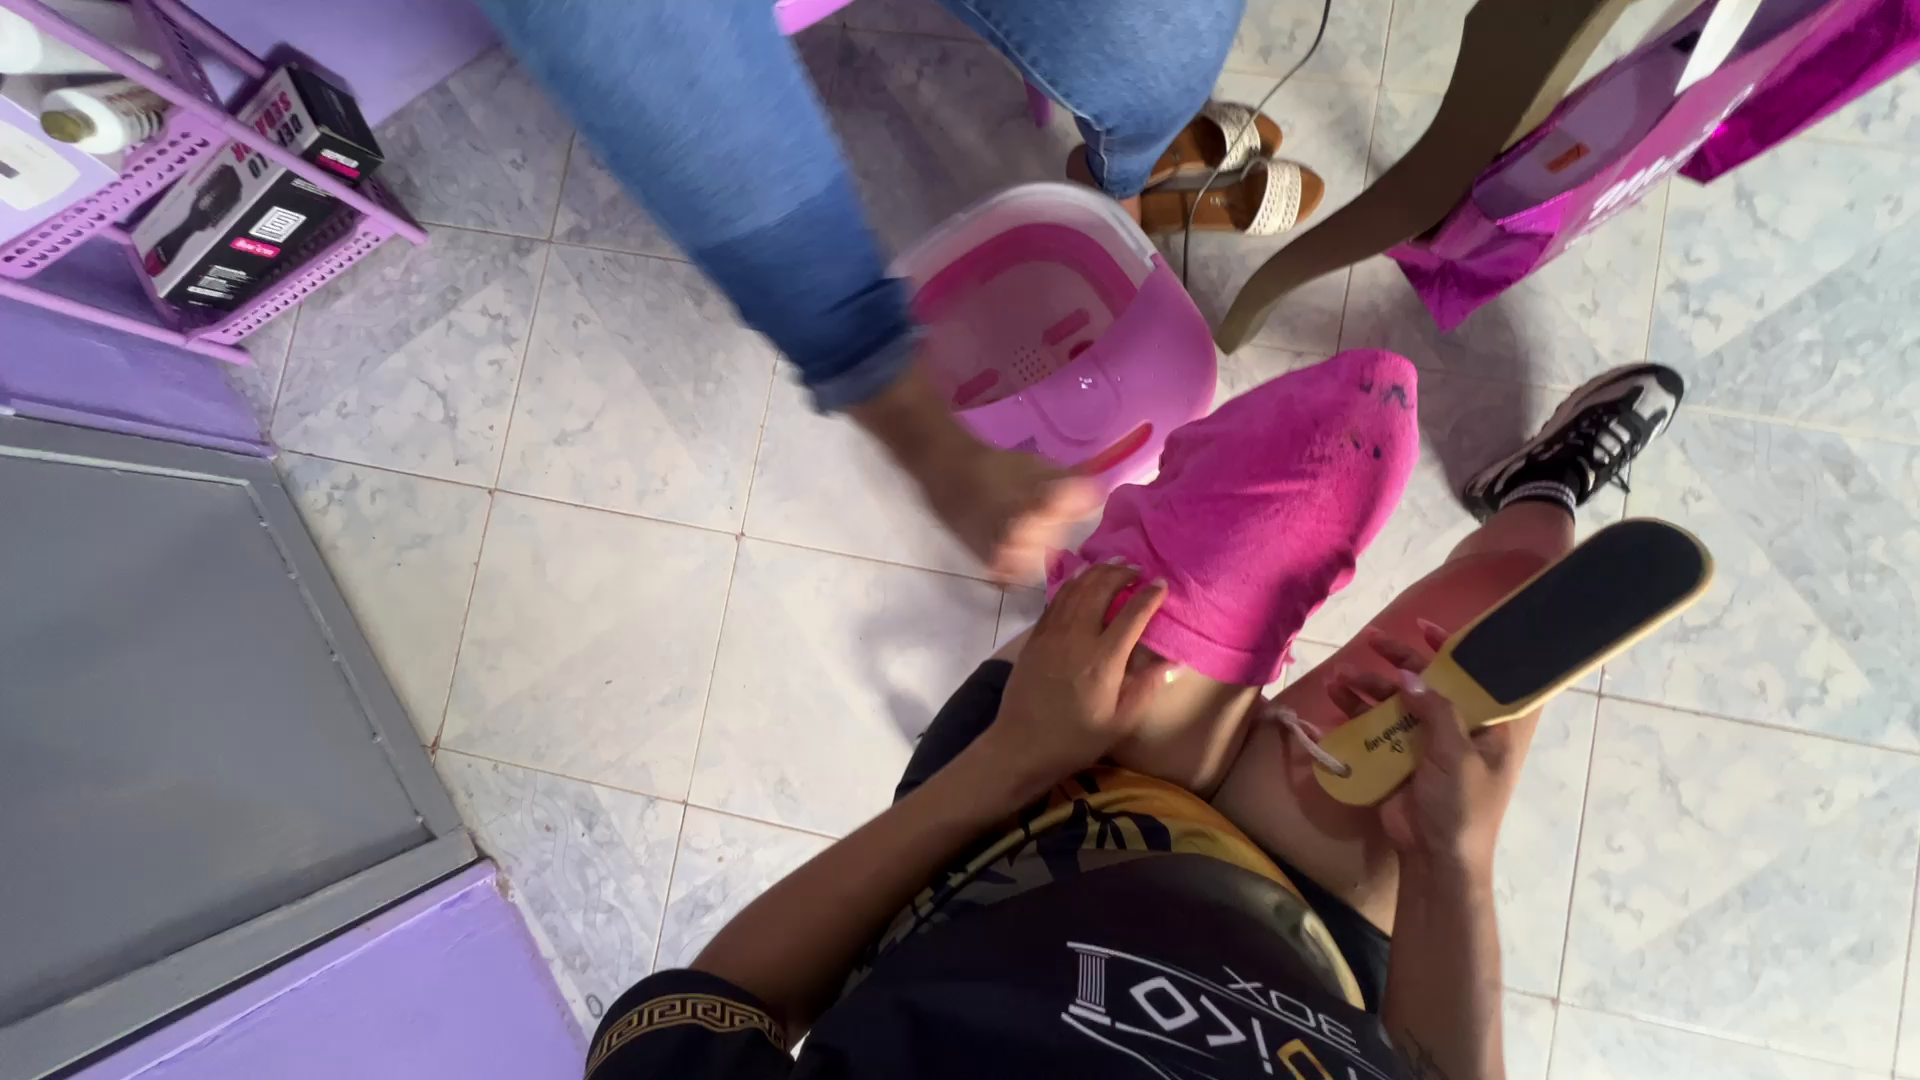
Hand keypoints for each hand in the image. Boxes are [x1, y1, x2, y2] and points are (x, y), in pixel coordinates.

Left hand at [987, 562, 1175, 783]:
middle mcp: (1077, 637)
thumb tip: (1173, 661)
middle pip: (1101, 589)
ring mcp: (1052, 633)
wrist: (1021, 744)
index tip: (1162, 585)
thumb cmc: (1075, 739)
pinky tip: (1082, 580)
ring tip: (1114, 567)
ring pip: (1076, 589)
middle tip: (1137, 571)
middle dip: (1122, 574)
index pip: (1132, 614)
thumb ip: (1147, 687)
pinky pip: (1056, 600)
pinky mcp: (1035, 636)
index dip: (1149, 596)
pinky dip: (1072, 583)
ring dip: (1096, 572)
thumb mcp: (1120, 722)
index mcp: (1104, 659)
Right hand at [1323, 622, 1522, 874]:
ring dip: (1368, 686)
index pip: (1475, 680)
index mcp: (1486, 730)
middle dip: (1398, 662)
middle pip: (1425, 685)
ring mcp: (1423, 743)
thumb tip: (1410, 678)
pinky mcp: (1395, 757)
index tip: (1425, 628)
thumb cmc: (1461, 808)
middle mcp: (1455, 730)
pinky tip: (1334, 698)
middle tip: (1372, 640)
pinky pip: (1373, 725)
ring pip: (1394, 702)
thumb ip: (1436, 714)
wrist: (1433, 856)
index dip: (1454, 652)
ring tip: (1340, 678)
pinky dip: (1354, 710)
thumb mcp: (1457, 757)